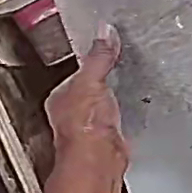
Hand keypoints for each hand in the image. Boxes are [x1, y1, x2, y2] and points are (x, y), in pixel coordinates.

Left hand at [45, 24, 126, 161]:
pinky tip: (131, 108)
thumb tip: (104, 32)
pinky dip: (124, 112)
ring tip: (128, 83)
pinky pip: (117, 117)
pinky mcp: (108, 138)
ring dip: (115, 97)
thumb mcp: (92, 81)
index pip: (77, 72)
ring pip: (103, 104)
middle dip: (105, 80)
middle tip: (120, 64)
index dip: (92, 61)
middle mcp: (71, 113)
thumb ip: (99, 57)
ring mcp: (90, 126)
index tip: (107, 50)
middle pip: (90, 88)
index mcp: (60, 97)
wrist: (99, 160)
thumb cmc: (85, 127)